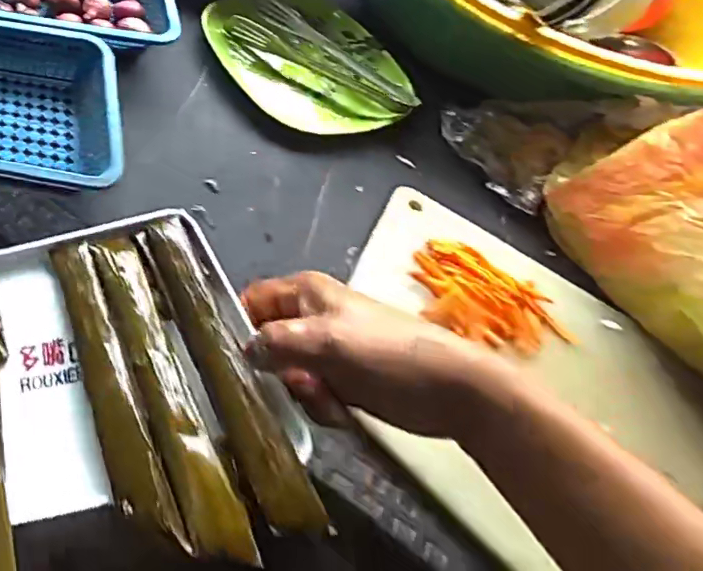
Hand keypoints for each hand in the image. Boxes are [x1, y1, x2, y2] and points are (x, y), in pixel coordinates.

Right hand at [241, 271, 514, 438]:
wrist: (461, 393)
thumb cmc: (387, 353)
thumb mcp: (323, 341)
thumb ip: (274, 342)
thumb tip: (244, 350)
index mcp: (303, 291)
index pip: (251, 299)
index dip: (242, 324)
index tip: (242, 355)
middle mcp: (311, 315)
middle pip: (268, 339)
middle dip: (279, 367)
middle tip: (300, 383)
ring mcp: (330, 348)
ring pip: (289, 369)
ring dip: (302, 390)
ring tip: (328, 400)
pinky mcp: (346, 377)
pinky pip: (314, 388)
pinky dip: (322, 403)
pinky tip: (342, 411)